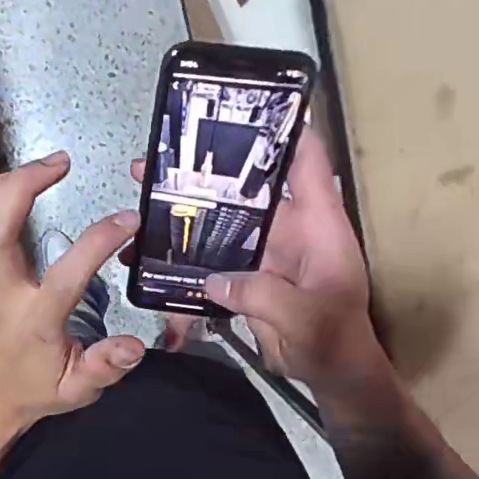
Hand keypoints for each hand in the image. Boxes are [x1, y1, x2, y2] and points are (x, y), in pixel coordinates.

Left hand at [0, 151, 147, 434]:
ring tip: (48, 164)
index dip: (97, 243)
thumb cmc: (41, 388)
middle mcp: (6, 292)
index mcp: (35, 319)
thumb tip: (133, 344)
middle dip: (22, 188)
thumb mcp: (79, 390)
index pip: (65, 275)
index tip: (129, 220)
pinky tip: (24, 183)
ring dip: (7, 185)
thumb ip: (104, 367)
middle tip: (63, 162)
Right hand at [133, 129, 389, 391]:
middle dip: (204, 172)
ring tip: (143, 201)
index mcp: (317, 223)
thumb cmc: (335, 339)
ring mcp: (264, 252)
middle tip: (160, 160)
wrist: (329, 374)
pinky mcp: (245, 276)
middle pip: (245, 188)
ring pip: (220, 223)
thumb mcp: (307, 316)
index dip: (285, 128)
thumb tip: (214, 281)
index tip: (249, 104)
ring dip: (185, 214)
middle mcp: (289, 228)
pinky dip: (185, 261)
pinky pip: (212, 261)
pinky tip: (153, 260)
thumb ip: (263, 295)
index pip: (307, 161)